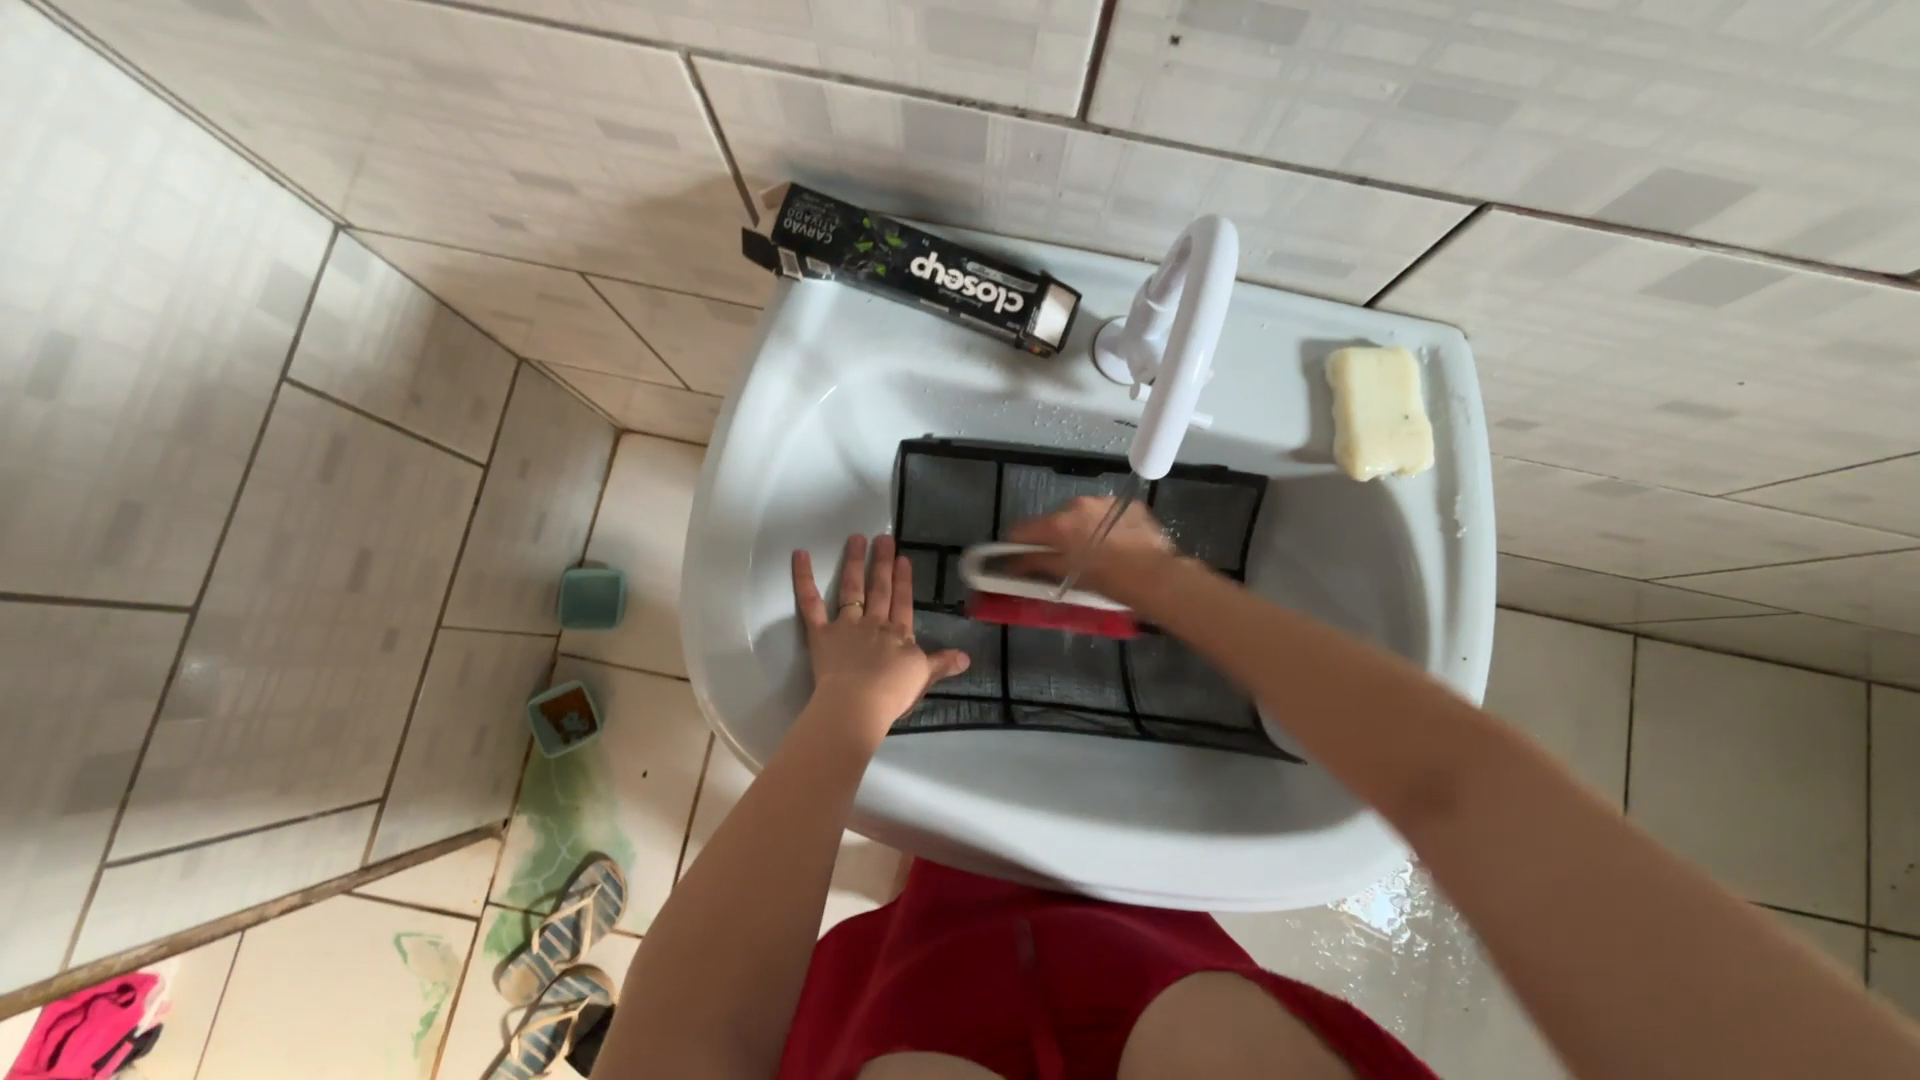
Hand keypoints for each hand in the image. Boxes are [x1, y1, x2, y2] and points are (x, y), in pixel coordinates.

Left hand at [792, 534, 969, 739]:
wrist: (860, 703)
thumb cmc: (892, 694)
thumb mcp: (923, 678)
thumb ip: (941, 664)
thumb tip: (966, 657)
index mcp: (899, 634)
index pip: (903, 602)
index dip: (904, 581)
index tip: (903, 559)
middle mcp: (874, 623)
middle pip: (880, 589)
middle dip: (882, 563)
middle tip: (883, 538)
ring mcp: (847, 625)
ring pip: (851, 588)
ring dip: (855, 562)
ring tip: (856, 539)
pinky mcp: (821, 633)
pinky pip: (810, 603)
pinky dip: (804, 578)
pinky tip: (800, 555)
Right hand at [1006, 496, 1175, 598]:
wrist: (1156, 576)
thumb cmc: (1108, 581)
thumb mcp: (1068, 575)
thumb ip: (1035, 564)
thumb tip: (1011, 563)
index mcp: (1058, 524)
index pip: (1022, 529)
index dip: (1015, 543)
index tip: (1016, 556)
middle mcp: (1077, 505)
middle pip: (1053, 520)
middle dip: (1054, 537)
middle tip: (1064, 559)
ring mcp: (1104, 501)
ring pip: (1081, 514)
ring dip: (1081, 529)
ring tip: (1094, 552)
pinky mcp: (1128, 504)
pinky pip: (1107, 513)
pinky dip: (1106, 525)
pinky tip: (1117, 543)